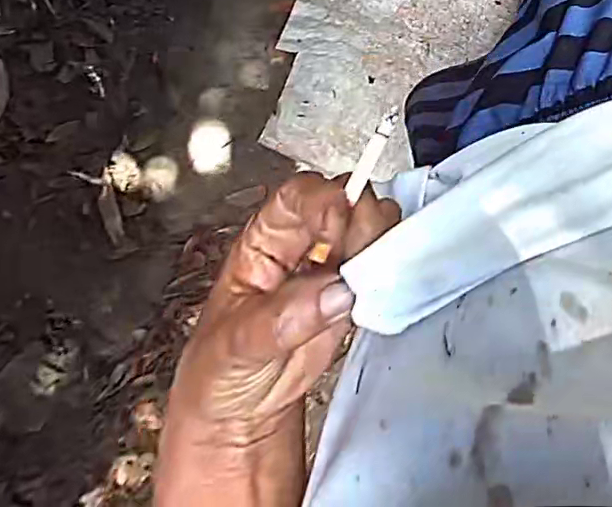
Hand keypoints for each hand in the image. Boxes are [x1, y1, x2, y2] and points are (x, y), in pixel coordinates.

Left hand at [164, 174, 399, 455]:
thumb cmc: (219, 369)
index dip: (322, 198)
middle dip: (360, 220)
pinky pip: (386, 260)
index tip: (339, 215)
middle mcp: (304, 240)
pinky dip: (392, 268)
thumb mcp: (234, 347)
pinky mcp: (357, 286)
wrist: (238, 414)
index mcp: (265, 238)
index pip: (299, 196)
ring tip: (362, 281)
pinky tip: (376, 290)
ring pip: (373, 224)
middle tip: (355, 257)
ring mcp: (334, 260)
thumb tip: (333, 292)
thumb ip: (281, 319)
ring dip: (380, 243)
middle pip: (346, 201)